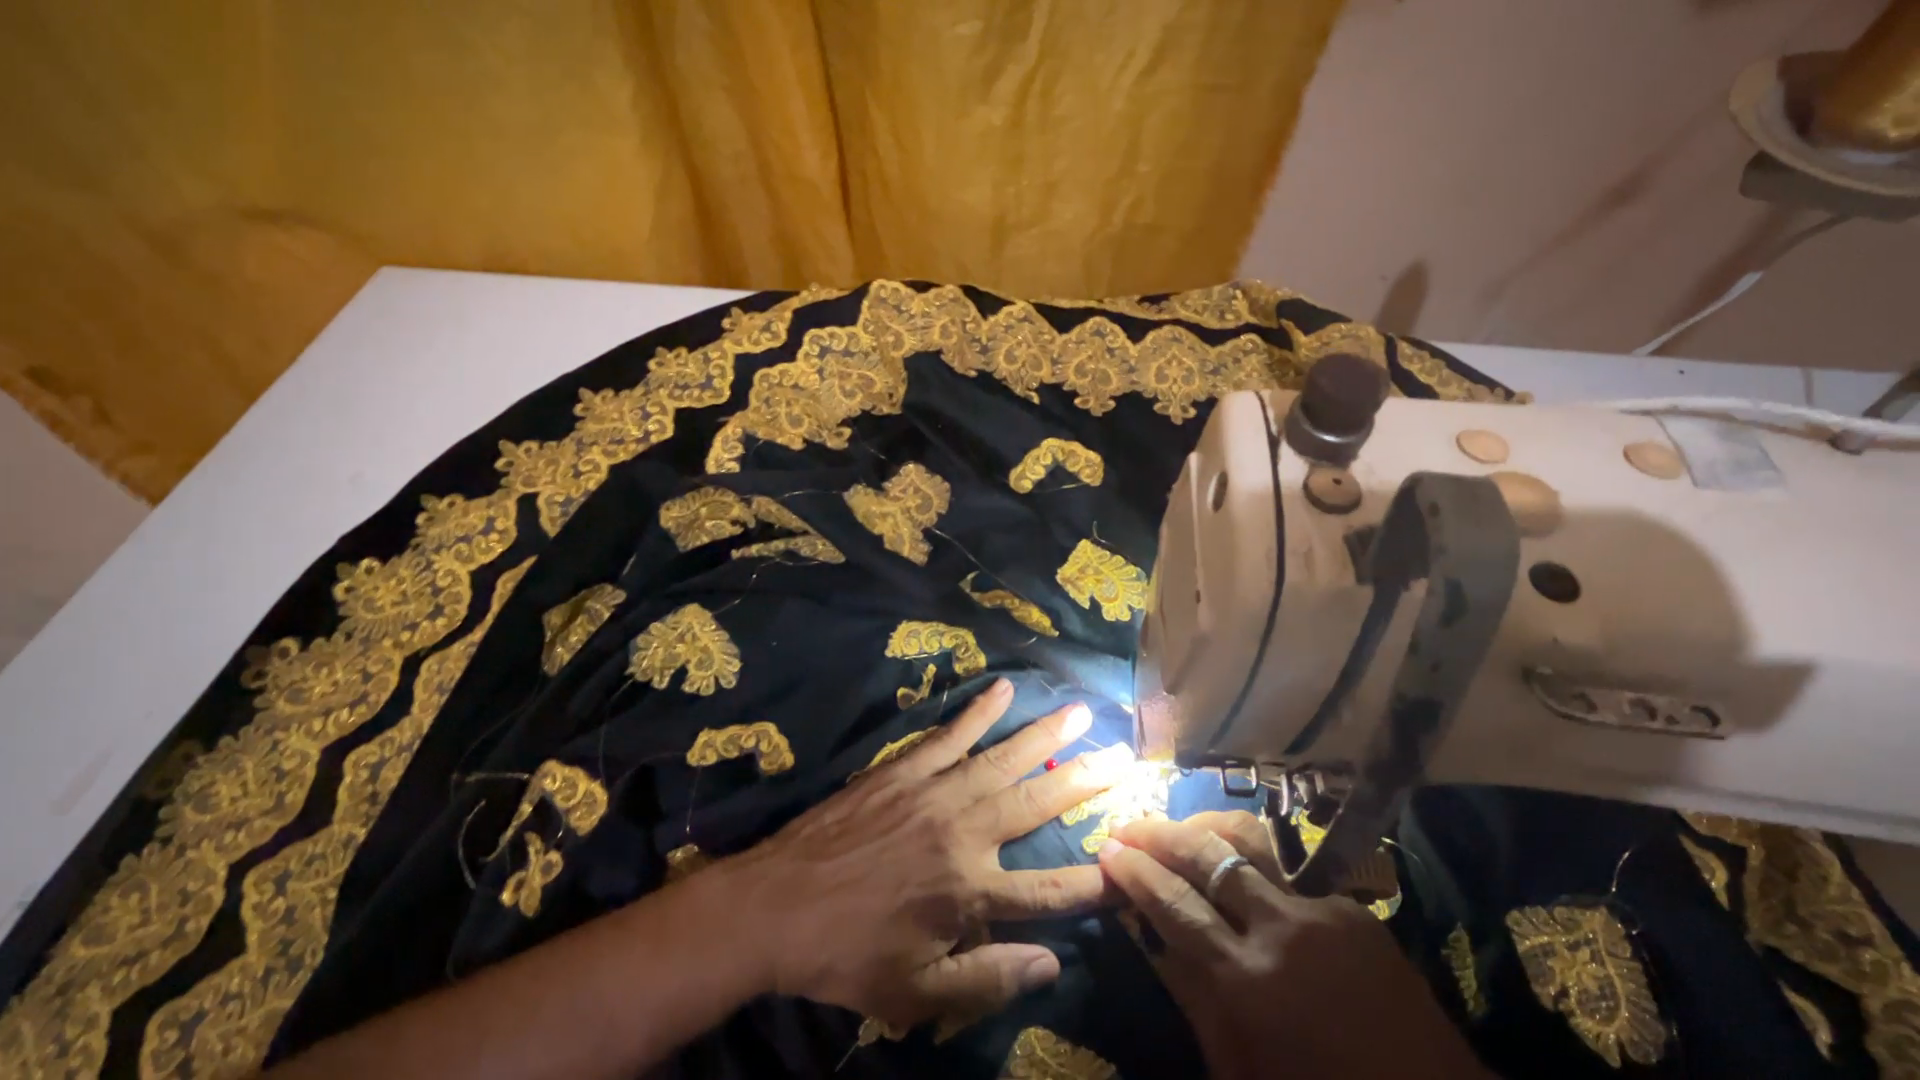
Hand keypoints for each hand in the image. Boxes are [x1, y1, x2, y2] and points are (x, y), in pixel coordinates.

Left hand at [725, 678, 1134, 1028]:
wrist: (772, 908)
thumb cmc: (845, 957)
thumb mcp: (915, 994)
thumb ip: (986, 978)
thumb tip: (1053, 964)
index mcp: (970, 893)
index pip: (1051, 891)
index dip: (1096, 883)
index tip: (1132, 866)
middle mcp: (962, 834)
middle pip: (1037, 804)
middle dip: (1085, 782)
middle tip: (1124, 757)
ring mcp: (931, 795)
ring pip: (1001, 759)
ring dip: (1045, 735)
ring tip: (1082, 710)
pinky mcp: (900, 773)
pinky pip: (947, 736)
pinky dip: (978, 712)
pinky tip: (1003, 689)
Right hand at [1099, 812, 1488, 1079]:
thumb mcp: (1236, 1063)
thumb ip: (1190, 991)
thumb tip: (1145, 932)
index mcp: (1243, 980)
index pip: (1172, 902)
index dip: (1134, 870)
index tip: (1106, 849)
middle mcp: (1280, 928)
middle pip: (1205, 854)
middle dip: (1158, 833)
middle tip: (1128, 824)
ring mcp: (1321, 910)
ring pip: (1249, 840)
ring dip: (1204, 827)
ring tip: (1176, 826)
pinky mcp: (1351, 907)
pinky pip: (1289, 869)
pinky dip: (1251, 859)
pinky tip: (1236, 863)